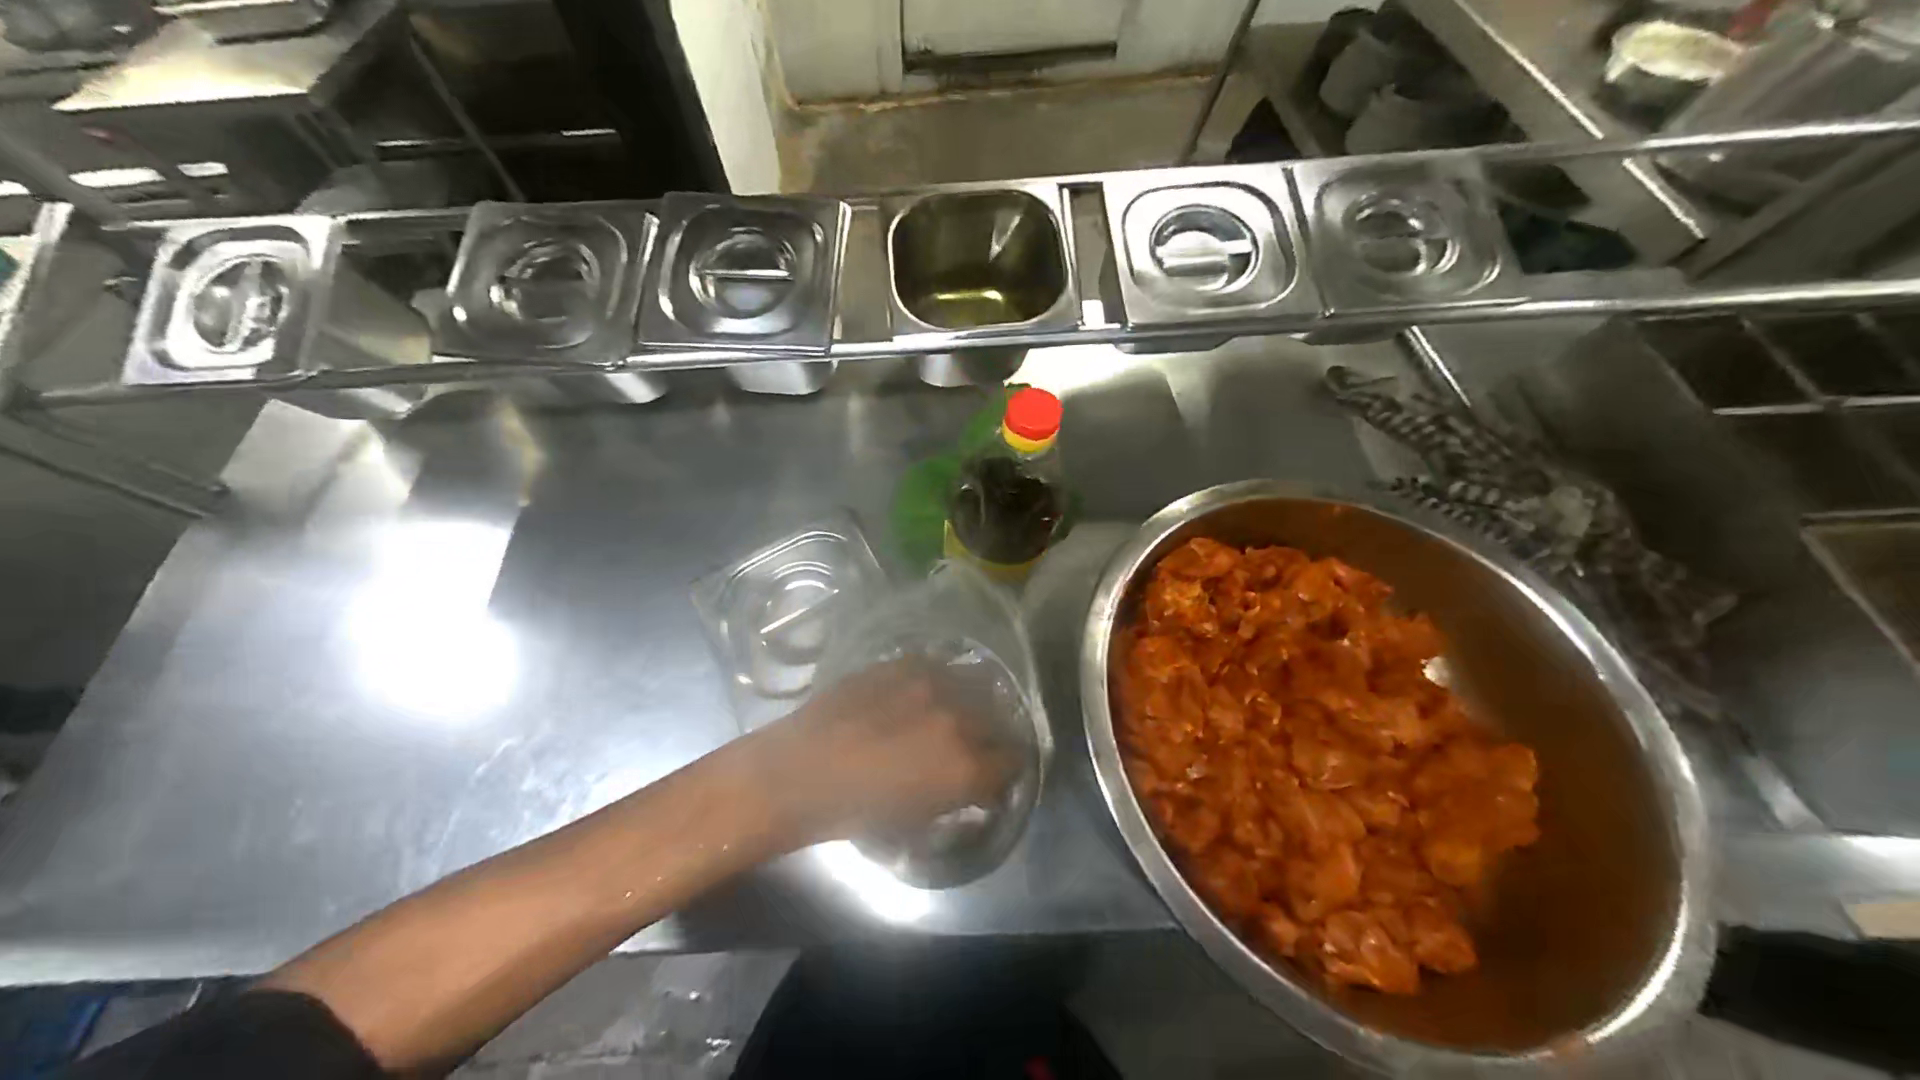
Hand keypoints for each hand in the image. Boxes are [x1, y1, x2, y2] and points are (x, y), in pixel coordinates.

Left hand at [747, 658, 1016, 846]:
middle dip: (994, 733)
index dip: (1006, 769)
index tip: (995, 772)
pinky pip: (938, 666)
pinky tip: (924, 692)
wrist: (796, 772)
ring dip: (973, 698)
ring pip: (976, 681)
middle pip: (1001, 717)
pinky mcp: (902, 663)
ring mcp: (930, 682)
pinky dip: (940, 680)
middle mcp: (959, 718)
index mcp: (966, 766)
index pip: (1014, 760)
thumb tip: (978, 781)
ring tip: (954, 710)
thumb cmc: (854, 810)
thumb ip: (959, 792)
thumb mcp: (919, 816)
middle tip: (975, 742)